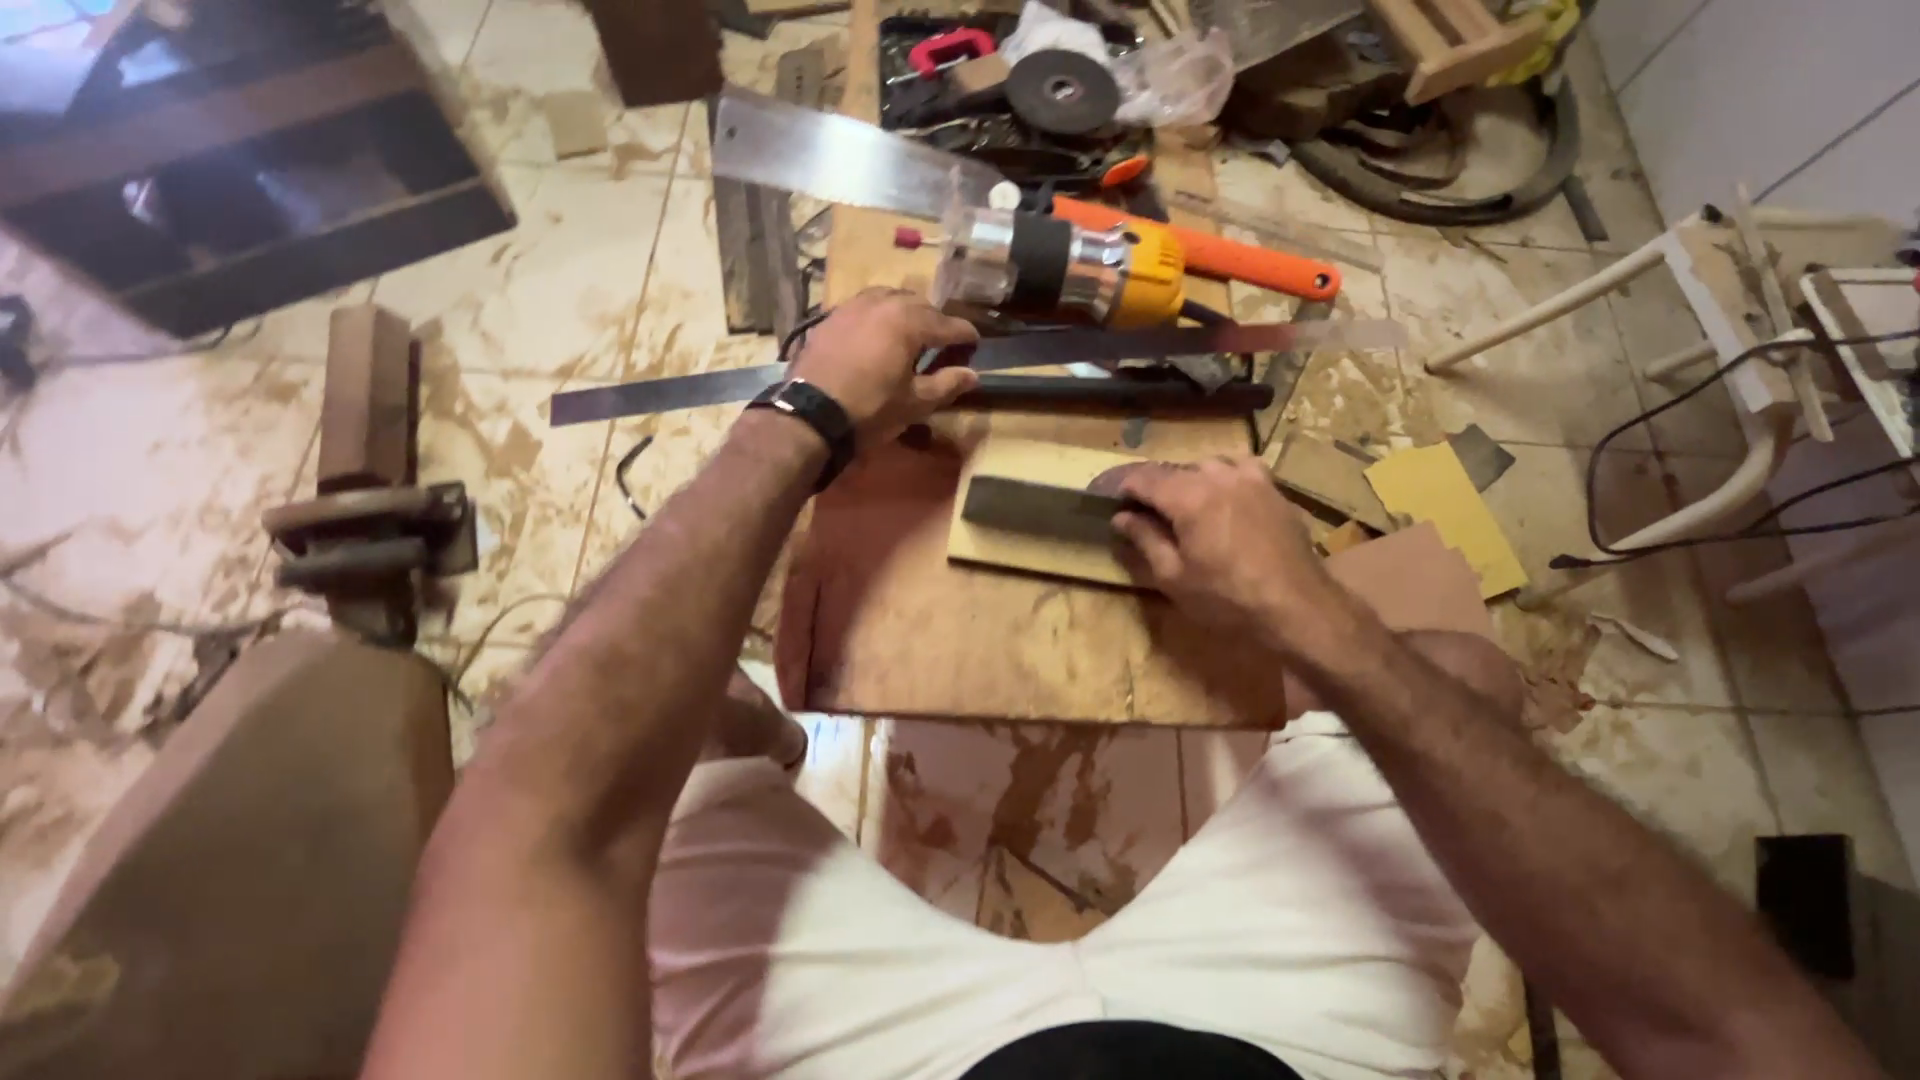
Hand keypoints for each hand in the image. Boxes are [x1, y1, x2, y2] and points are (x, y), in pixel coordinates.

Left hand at [787, 288, 980, 445]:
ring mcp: (853, 306)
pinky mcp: (831, 317)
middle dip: (935, 322)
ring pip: (890, 299)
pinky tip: (877, 335)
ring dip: (905, 313)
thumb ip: (947, 384)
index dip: (965, 336)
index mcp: (909, 321)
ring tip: (910, 335)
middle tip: (942, 344)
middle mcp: (883, 302)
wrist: (810, 414)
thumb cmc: (870, 409)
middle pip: (920, 305)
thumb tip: (973, 374)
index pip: (949, 324)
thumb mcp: (915, 403)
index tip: (974, 345)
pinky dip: (878, 317)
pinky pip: (864, 307)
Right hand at [1112, 458, 1348, 645]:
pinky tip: (1225, 495)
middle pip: (1174, 469)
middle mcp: (1218, 476)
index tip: (1113, 503)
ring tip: (1184, 504)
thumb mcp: (1174, 577)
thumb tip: (1121, 517)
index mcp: (1188, 496)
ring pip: (1208, 464)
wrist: (1297, 606)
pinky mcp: (1274, 489)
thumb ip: (1145, 539)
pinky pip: (1242, 468)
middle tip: (1145, 512)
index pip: (1144, 478)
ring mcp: (1251, 479)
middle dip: (1155, 486)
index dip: (1124, 488)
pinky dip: (1225, 475)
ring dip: (1189, 479)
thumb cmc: (1227, 598)